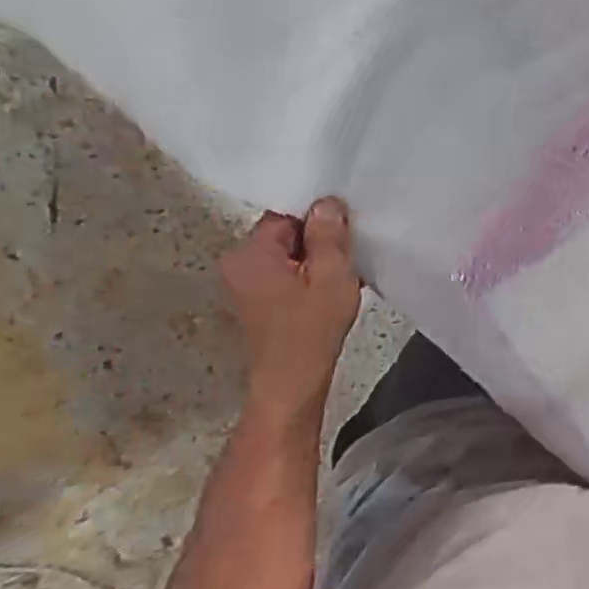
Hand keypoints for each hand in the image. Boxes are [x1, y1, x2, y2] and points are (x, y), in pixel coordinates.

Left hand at [217, 197, 360, 413]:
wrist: (292, 386)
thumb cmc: (311, 330)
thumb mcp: (331, 275)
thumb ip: (329, 233)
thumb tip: (326, 202)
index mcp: (249, 252)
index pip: (287, 214)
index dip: (319, 219)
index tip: (346, 230)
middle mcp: (239, 264)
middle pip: (287, 232)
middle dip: (319, 240)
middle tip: (349, 254)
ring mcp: (246, 284)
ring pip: (290, 254)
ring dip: (317, 260)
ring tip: (343, 274)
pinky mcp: (258, 301)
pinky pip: (287, 273)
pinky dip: (309, 277)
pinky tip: (331, 289)